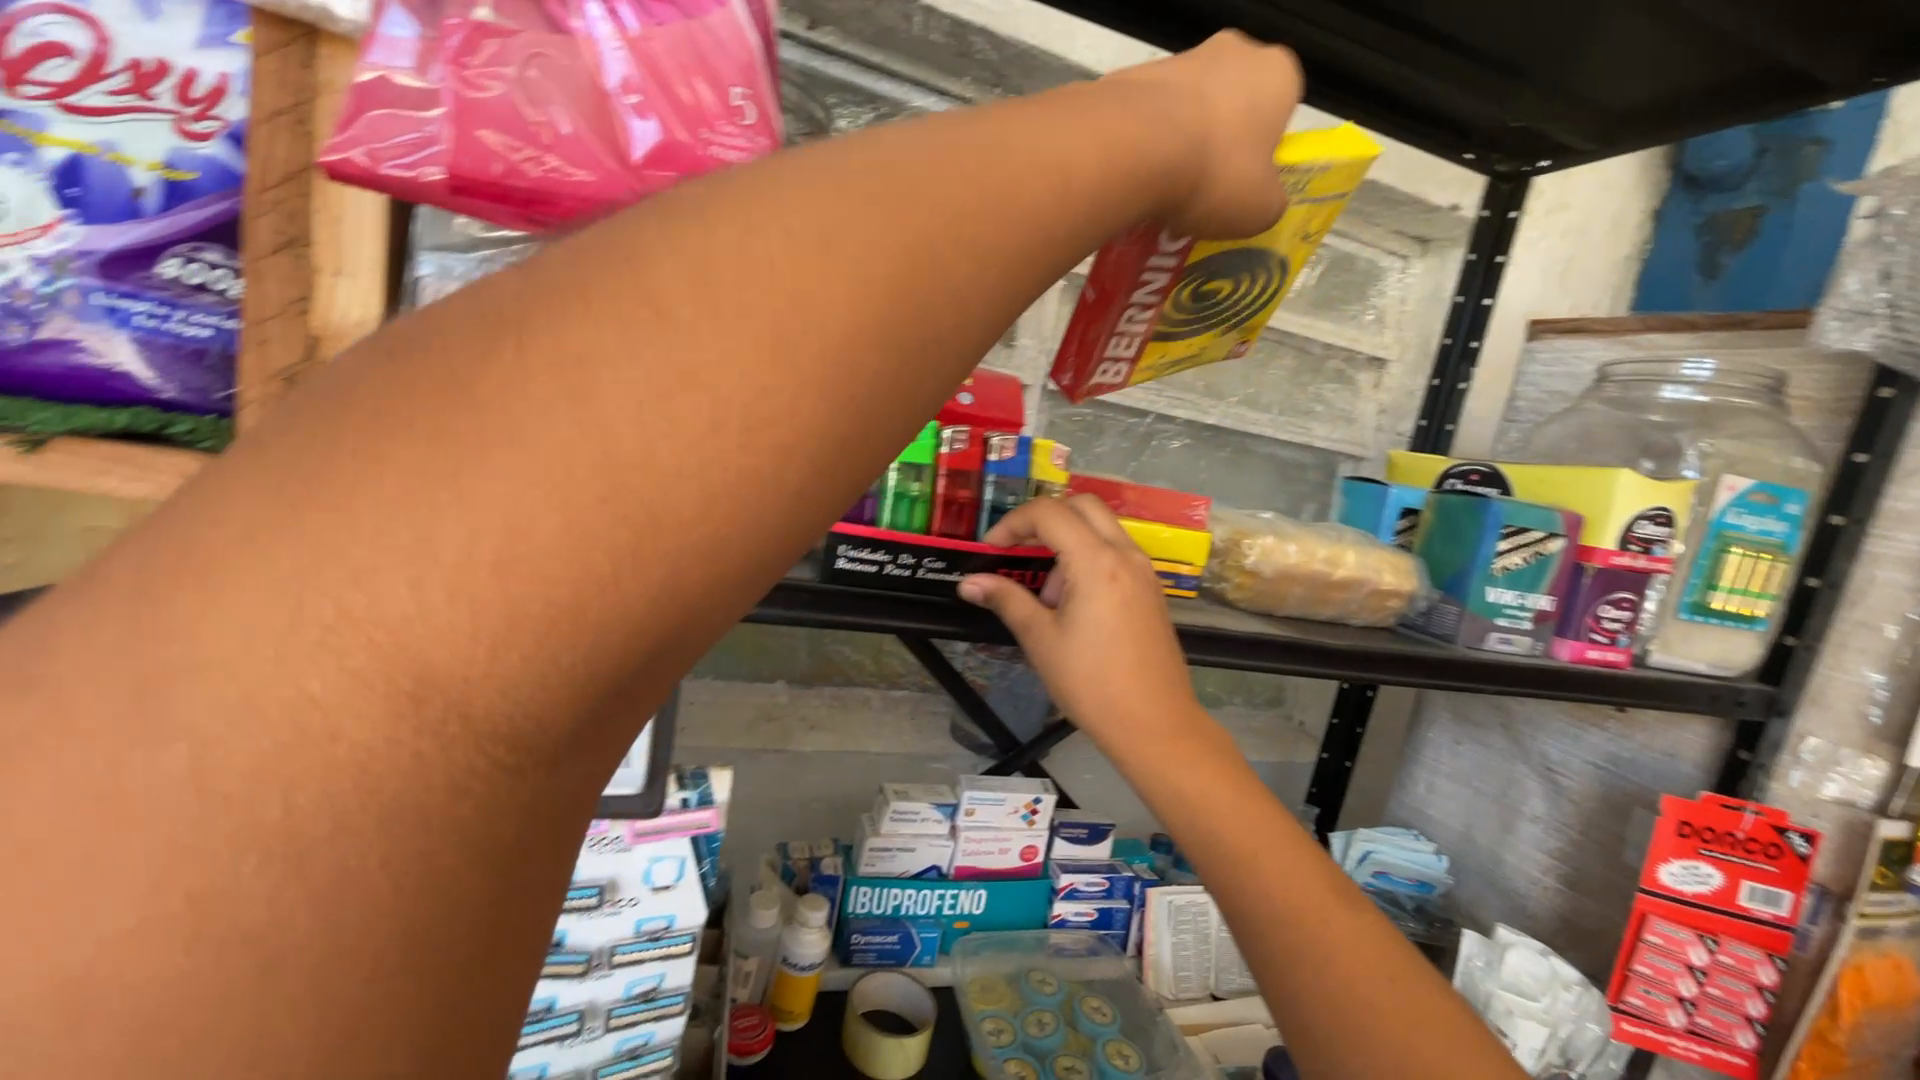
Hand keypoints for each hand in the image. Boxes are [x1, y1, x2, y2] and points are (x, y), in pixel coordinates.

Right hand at [958, 495, 1198, 737]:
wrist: (1155, 724)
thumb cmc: (1091, 683)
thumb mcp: (1041, 640)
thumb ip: (1006, 600)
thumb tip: (969, 583)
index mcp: (1097, 562)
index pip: (1049, 513)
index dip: (1013, 523)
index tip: (991, 551)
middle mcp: (1126, 555)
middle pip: (1083, 505)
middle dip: (1044, 520)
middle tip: (1019, 552)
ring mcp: (1144, 571)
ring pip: (1102, 528)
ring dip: (1068, 542)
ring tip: (1048, 597)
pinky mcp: (1151, 590)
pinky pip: (1116, 553)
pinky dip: (1089, 560)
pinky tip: (1074, 606)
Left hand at [1105, 30, 1304, 237]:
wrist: (1131, 149)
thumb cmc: (1215, 174)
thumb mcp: (1260, 209)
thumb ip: (1269, 202)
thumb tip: (1258, 201)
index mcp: (1277, 74)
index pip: (1281, 112)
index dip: (1262, 152)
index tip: (1242, 184)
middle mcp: (1231, 54)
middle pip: (1230, 110)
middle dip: (1216, 150)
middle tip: (1202, 195)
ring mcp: (1177, 62)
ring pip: (1185, 114)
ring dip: (1177, 150)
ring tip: (1161, 199)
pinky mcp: (1131, 79)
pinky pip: (1145, 121)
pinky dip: (1142, 148)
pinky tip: (1135, 183)